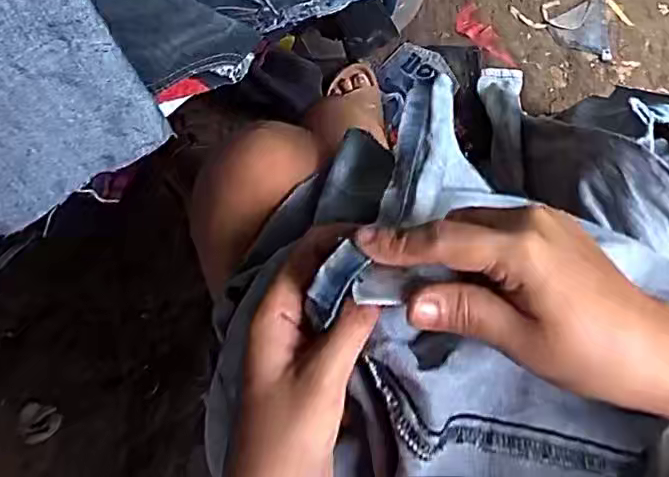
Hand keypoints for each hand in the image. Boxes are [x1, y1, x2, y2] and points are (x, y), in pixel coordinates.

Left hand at [230, 226, 380, 476]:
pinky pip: (335, 312)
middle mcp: (282, 314)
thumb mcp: (322, 377)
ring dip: (358, 276)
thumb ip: (351, 324)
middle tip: (396, 249)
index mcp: (272, 311)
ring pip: (329, 288)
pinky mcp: (311, 353)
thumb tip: (382, 278)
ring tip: (395, 268)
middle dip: (354, 253)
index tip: (383, 234)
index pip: (307, 251)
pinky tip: (383, 300)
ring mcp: (296, 334)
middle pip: (319, 264)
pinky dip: (357, 301)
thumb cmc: (288, 435)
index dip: (341, 235)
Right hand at [355, 206, 668, 417]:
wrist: (653, 345)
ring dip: (450, 242)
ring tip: (420, 269)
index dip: (401, 243)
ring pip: (481, 222)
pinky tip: (469, 266)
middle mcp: (530, 216)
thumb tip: (412, 297)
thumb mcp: (523, 340)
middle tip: (384, 264)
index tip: (362, 240)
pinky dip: (477, 242)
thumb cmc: (588, 352)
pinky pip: (502, 226)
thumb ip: (467, 310)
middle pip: (461, 223)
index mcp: (520, 243)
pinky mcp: (556, 227)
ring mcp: (546, 218)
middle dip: (422, 242)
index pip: (447, 238)